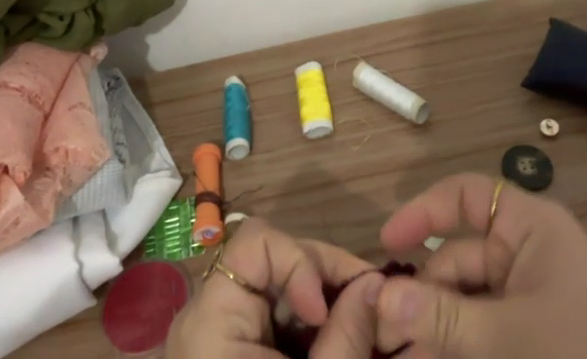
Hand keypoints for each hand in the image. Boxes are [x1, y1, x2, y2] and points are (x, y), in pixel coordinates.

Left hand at [166, 219, 385, 357]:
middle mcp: (208, 312)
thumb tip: (378, 283)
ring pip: (279, 288)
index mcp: (212, 316)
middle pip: (273, 260)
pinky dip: (308, 324)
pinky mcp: (230, 349)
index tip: (325, 309)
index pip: (257, 239)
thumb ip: (345, 336)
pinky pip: (273, 317)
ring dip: (325, 301)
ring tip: (360, 325)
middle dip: (326, 277)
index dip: (302, 261)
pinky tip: (335, 341)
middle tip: (371, 307)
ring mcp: (218, 332)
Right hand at [373, 174, 586, 358]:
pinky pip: (486, 326)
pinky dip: (460, 343)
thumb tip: (379, 297)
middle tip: (382, 333)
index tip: (385, 246)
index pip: (464, 196)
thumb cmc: (582, 352)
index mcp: (530, 226)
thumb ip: (440, 318)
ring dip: (436, 326)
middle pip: (458, 257)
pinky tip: (431, 358)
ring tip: (401, 355)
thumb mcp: (505, 337)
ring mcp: (535, 291)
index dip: (422, 212)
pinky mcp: (538, 329)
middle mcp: (529, 249)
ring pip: (468, 298)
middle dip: (422, 295)